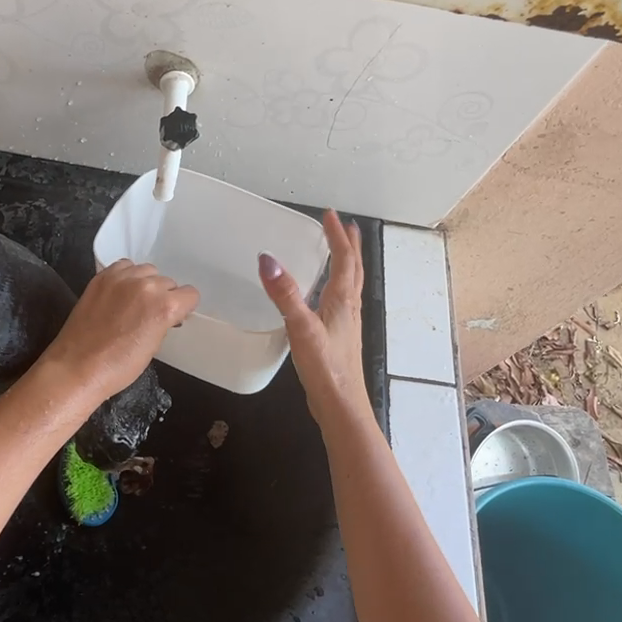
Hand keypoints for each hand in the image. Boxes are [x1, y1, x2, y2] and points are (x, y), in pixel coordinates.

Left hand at [38, 260, 198, 403]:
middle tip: (148, 315)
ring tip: (133, 303)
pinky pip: (125, 266)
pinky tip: (119, 294)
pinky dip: (126, 277)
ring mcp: (122, 278)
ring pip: (147, 271)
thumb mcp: (154, 347)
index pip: (190, 294)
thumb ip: (165, 322)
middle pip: (168, 282)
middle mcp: (146, 286)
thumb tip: (166, 314)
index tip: (173, 318)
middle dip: (163, 297)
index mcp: (165, 306)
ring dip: (145, 284)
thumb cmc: (119, 366)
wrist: (78, 367)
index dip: (183, 308)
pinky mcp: (102, 277)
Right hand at [261, 209, 368, 426]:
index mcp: (342, 300)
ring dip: (346, 266)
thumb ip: (285, 294)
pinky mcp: (339, 339)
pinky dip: (336, 289)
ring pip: (350, 287)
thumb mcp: (301, 328)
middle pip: (353, 270)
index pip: (343, 259)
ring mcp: (346, 325)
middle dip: (348, 246)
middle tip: (345, 227)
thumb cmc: (325, 367)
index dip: (337, 236)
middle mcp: (349, 308)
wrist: (341, 406)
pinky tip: (324, 299)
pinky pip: (341, 303)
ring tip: (339, 254)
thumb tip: (268, 260)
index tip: (329, 215)